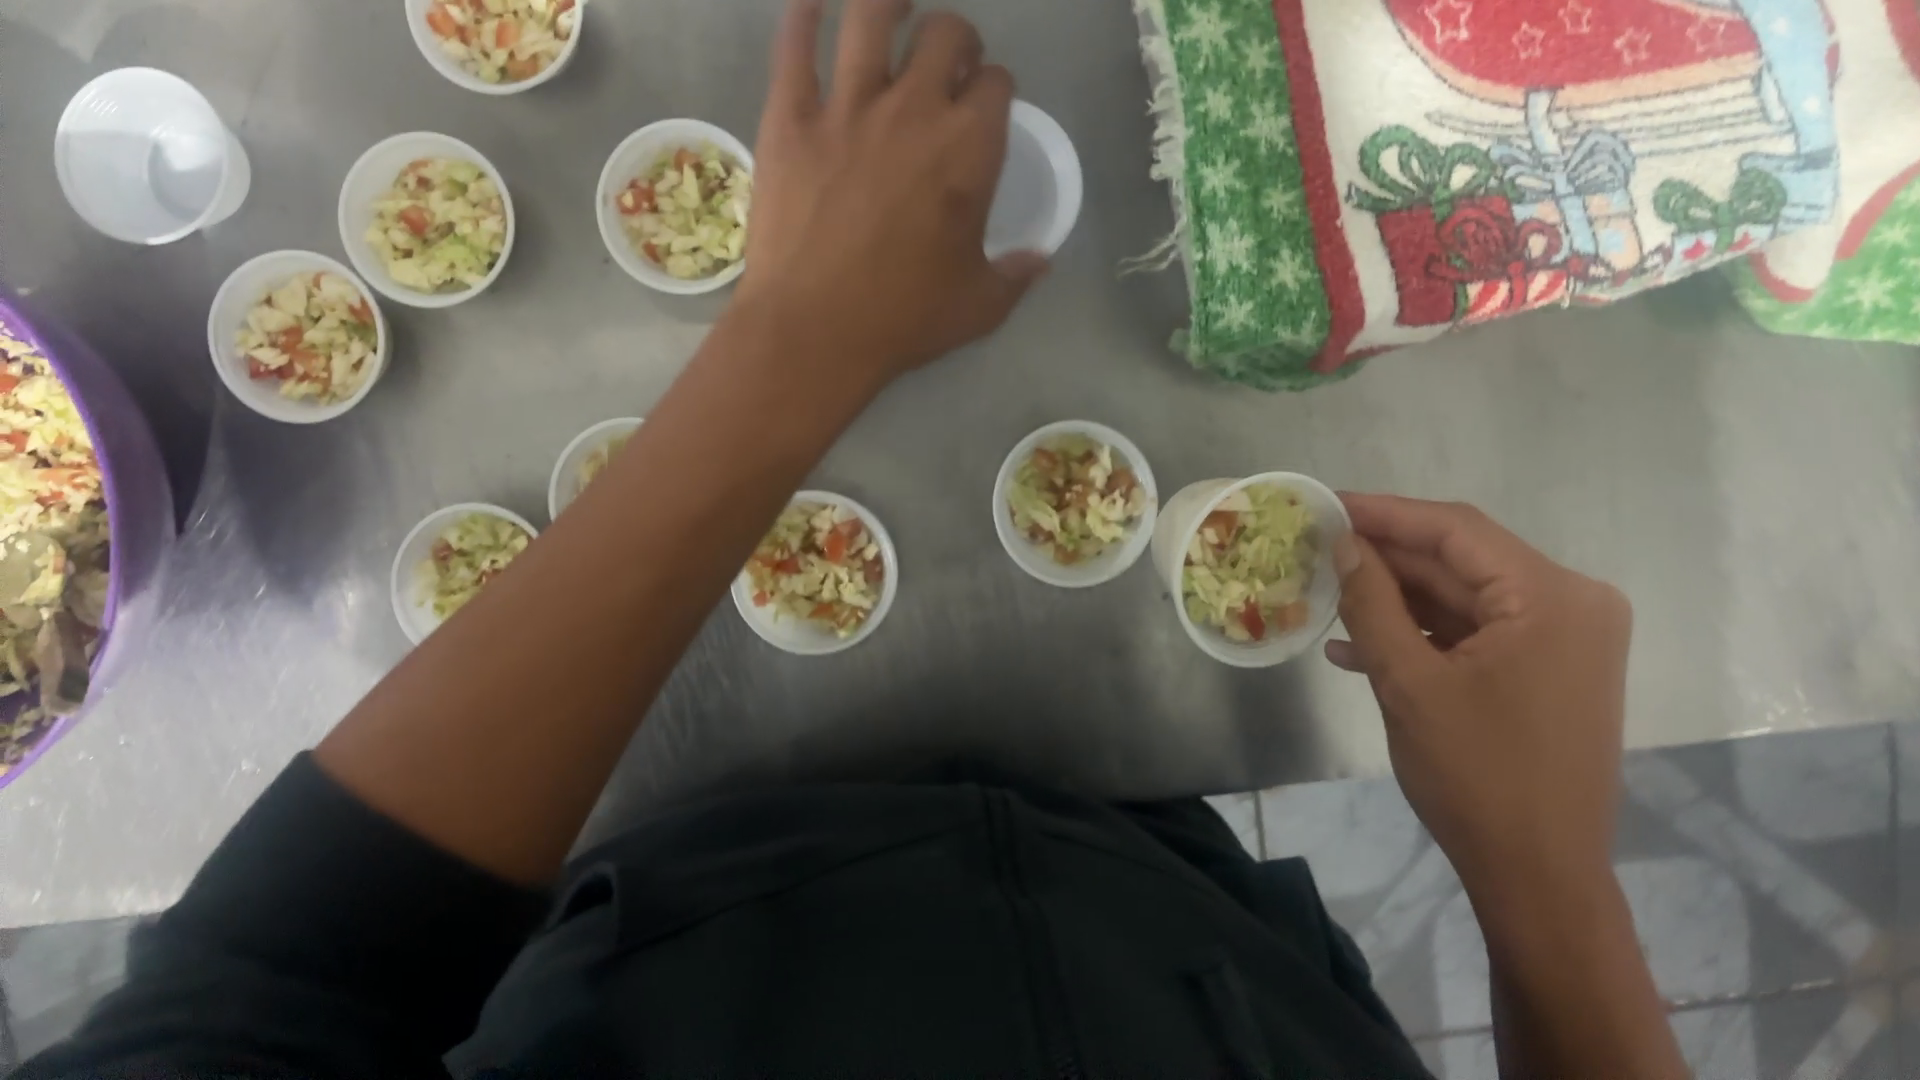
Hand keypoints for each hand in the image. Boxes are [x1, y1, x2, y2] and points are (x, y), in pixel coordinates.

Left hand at [738, 0, 1048, 385]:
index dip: (994, 88)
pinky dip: (803, 14)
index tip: (986, 105)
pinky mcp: (789, 120)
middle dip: (956, 39)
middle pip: (946, 33)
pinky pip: (794, 46)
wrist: (814, 332)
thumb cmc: (904, 321)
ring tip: (895, 9)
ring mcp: (847, 108)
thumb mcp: (979, 307)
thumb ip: (1016, 275)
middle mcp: (914, 110)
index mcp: (970, 148)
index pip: (996, 83)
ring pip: (871, 17)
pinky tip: (813, 3)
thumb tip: (1041, 260)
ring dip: (890, 2)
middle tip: (947, 63)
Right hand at [1325, 495, 1632, 899]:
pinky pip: (1474, 633)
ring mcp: (1563, 638)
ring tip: (1326, 595)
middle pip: (1461, 561)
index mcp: (1552, 597)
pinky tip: (1357, 647)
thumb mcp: (1407, 681)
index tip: (1325, 504)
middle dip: (1385, 558)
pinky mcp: (1546, 669)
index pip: (1456, 530)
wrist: (1536, 870)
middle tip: (1317, 547)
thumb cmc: (1475, 773)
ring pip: (1462, 597)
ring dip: (1395, 599)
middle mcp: (1571, 604)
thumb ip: (1372, 602)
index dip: (1385, 512)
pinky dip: (1420, 635)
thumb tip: (1344, 543)